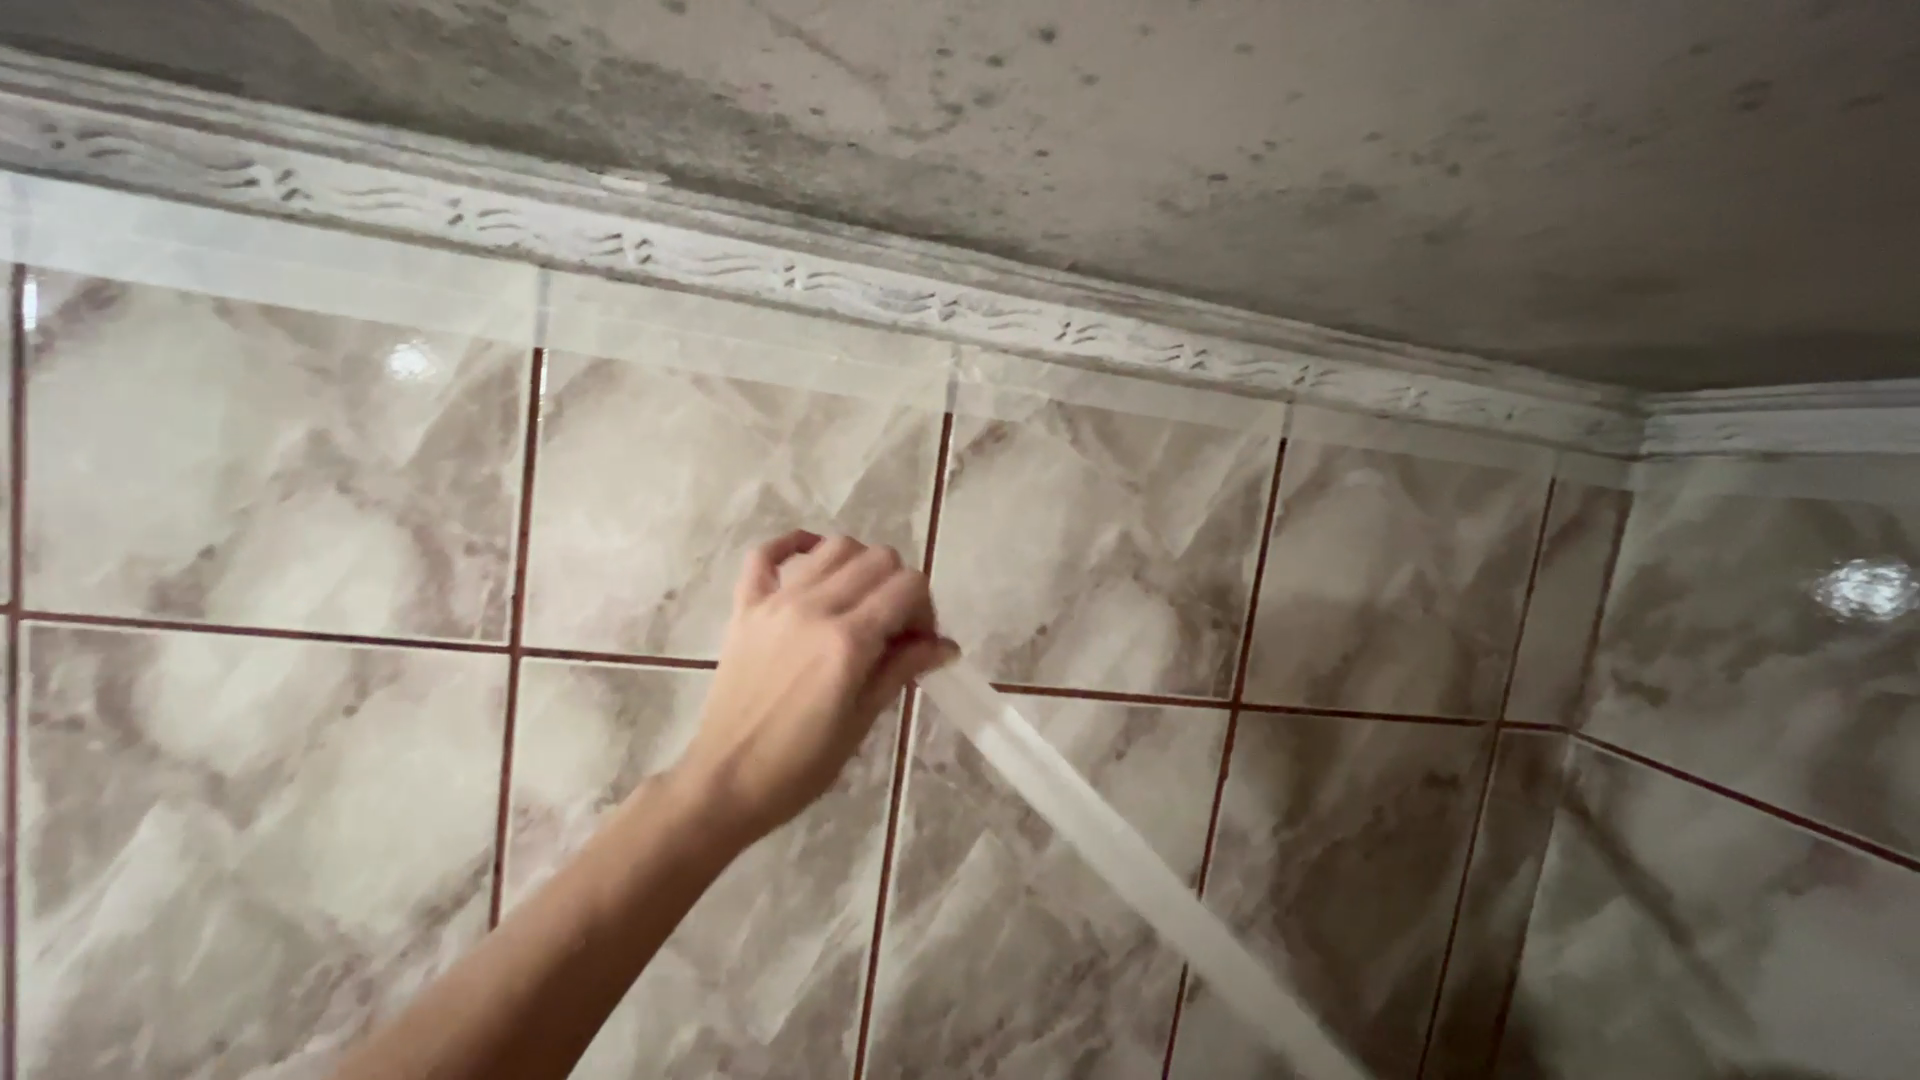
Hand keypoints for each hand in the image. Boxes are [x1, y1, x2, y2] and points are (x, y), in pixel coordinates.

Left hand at [672, 530, 957, 841]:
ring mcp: (776, 602)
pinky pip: (766, 554)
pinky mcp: (745, 607)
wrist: (727, 781)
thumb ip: (902, 669)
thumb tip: (945, 645)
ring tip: (859, 602)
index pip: (908, 586)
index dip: (926, 609)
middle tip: (894, 627)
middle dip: (899, 586)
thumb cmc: (802, 764)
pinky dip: (793, 546)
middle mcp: (815, 607)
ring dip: (859, 565)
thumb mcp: (863, 720)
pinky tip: (812, 561)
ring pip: (834, 547)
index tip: (919, 643)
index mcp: (848, 640)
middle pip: (878, 558)